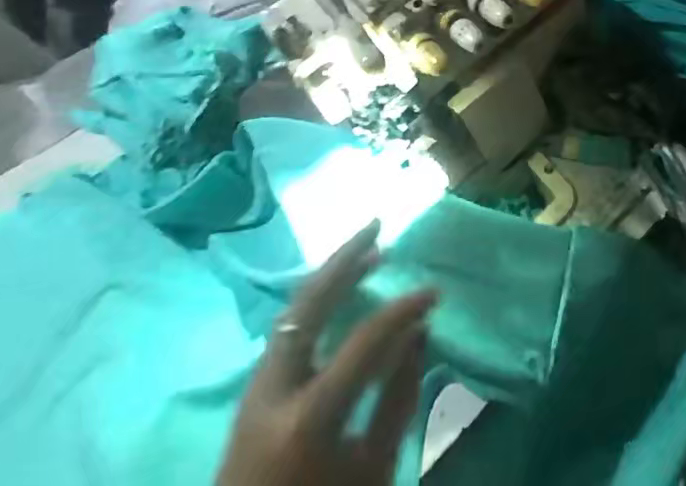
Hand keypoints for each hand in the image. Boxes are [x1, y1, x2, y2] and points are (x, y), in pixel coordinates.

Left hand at [217, 221, 435, 485]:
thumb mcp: (374, 470)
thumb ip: (398, 399)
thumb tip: (419, 333)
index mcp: (309, 416)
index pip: (362, 342)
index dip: (402, 310)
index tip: (433, 291)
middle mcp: (274, 389)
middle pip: (307, 304)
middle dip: (344, 258)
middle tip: (377, 224)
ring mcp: (255, 387)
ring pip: (291, 311)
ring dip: (329, 276)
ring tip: (365, 252)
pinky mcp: (252, 390)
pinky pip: (288, 329)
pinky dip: (316, 302)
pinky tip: (339, 293)